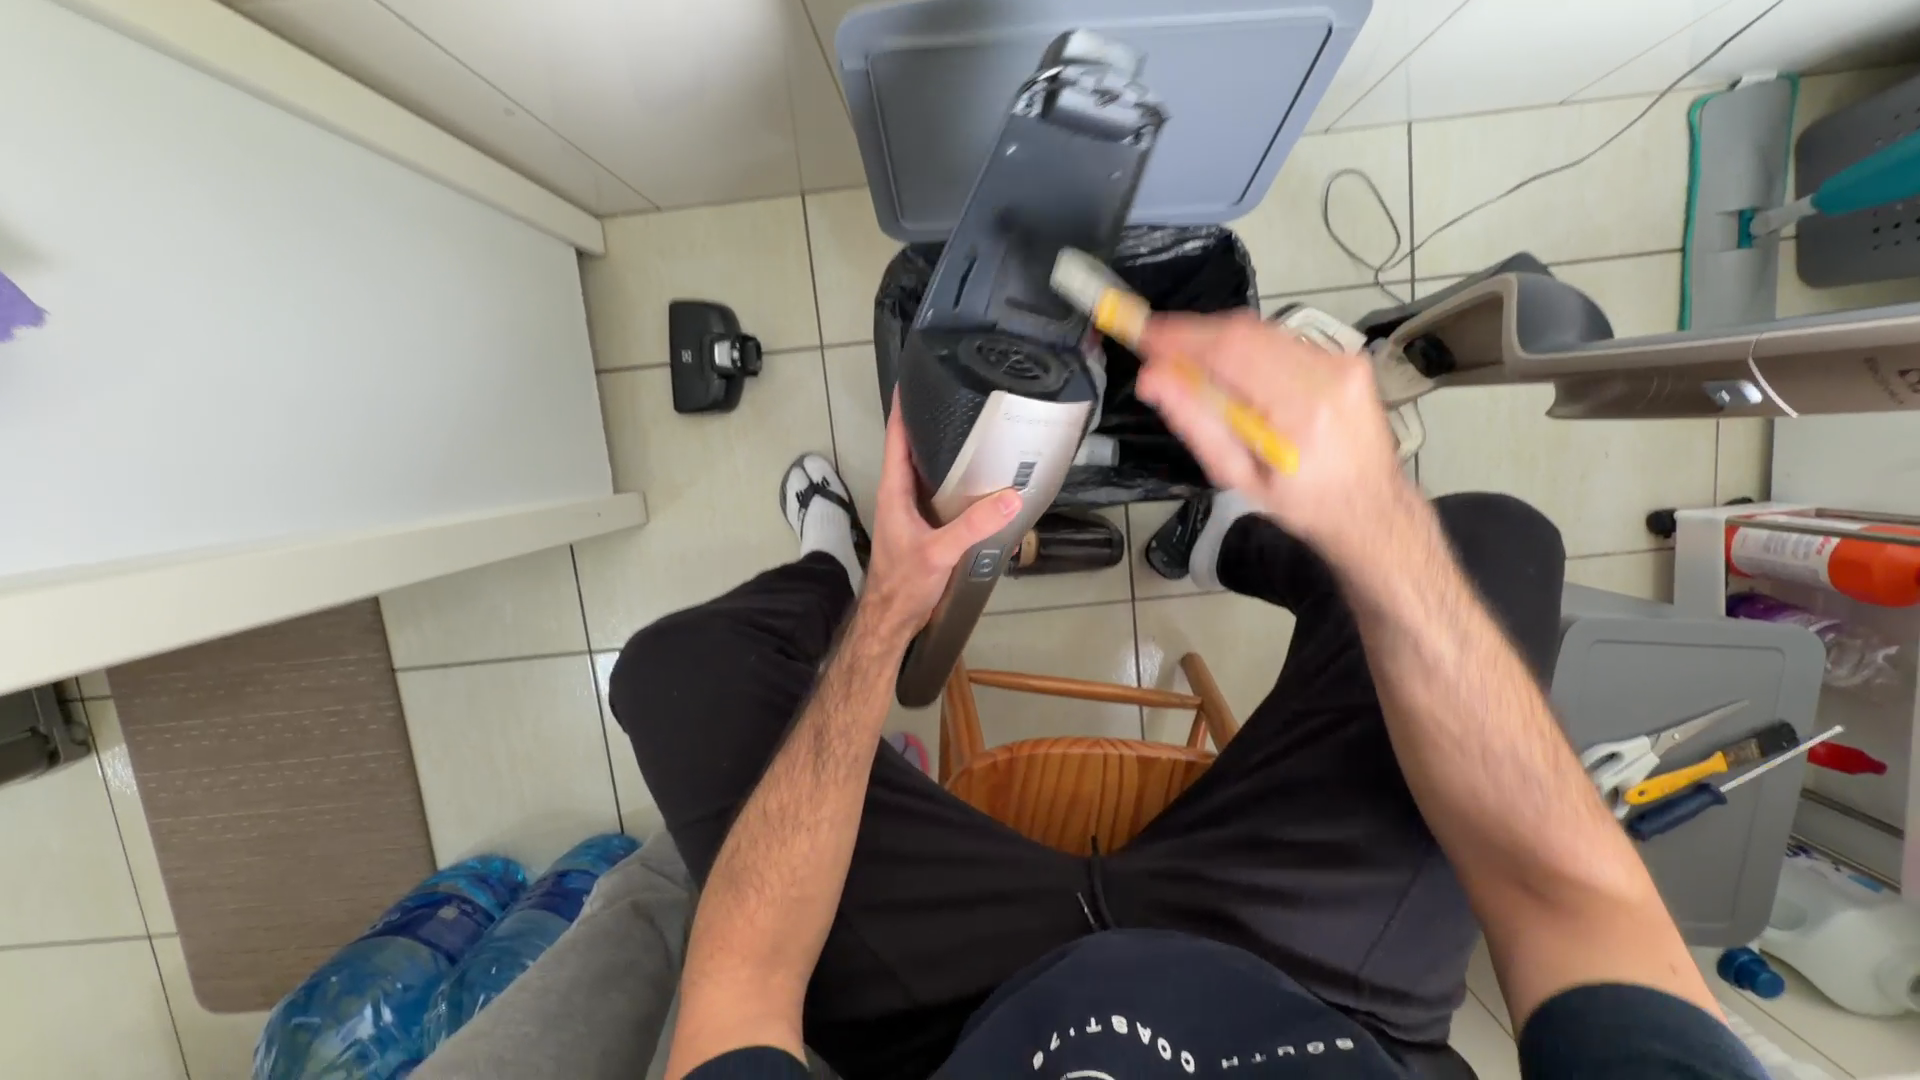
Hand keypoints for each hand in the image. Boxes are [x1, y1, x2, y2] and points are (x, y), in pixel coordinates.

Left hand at [861, 394, 1021, 638]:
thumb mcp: (940, 552)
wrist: (892, 620)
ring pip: (928, 471)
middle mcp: (900, 494)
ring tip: (976, 430)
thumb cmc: (904, 583)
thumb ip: (973, 525)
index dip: (902, 407)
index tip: (914, 379)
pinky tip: (978, 481)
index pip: (895, 437)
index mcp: (895, 490)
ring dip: (945, 453)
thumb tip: (1011, 498)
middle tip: (961, 398)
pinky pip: (940, 494)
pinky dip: (956, 482)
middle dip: (932, 423)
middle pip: (913, 448)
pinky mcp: (924, 525)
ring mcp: (911, 510)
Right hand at [1135, 311, 1406, 556]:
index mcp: (1301, 410)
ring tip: (1188, 362)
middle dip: (1195, 334)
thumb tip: (1154, 381)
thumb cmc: (1302, 502)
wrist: (1370, 506)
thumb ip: (1197, 423)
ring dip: (1220, 341)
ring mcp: (1341, 361)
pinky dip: (1248, 349)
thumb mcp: (1238, 475)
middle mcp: (1327, 375)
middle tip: (1158, 348)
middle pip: (1245, 331)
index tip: (1145, 336)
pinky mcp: (1344, 358)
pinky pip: (1282, 341)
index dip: (1182, 338)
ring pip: (1263, 331)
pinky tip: (1232, 372)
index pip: (1231, 351)